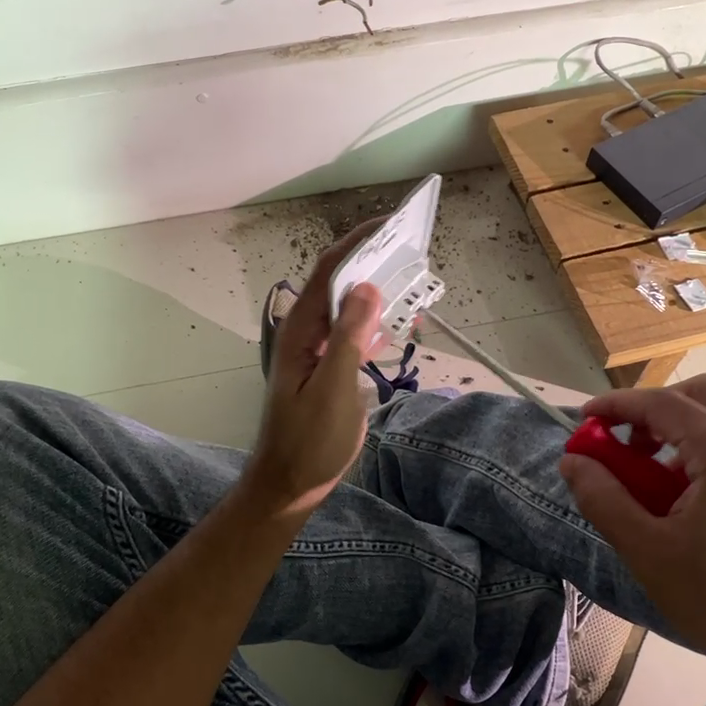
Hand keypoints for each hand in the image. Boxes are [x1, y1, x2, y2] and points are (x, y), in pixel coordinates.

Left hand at [242, 220, 390, 511]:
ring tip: (415, 279)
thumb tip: (368, 286)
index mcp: (302, 328)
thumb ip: (349, 337)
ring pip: (349, 306)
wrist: (291, 482)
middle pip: (340, 281)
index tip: (394, 223)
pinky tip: (401, 323)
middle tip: (414, 249)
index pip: (329, 269)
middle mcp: (308, 330)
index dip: (359, 241)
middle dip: (374, 260)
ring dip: (379, 290)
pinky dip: (377, 322)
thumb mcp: (334, 389)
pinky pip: (354, 331)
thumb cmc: (309, 441)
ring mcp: (318, 347)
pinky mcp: (330, 365)